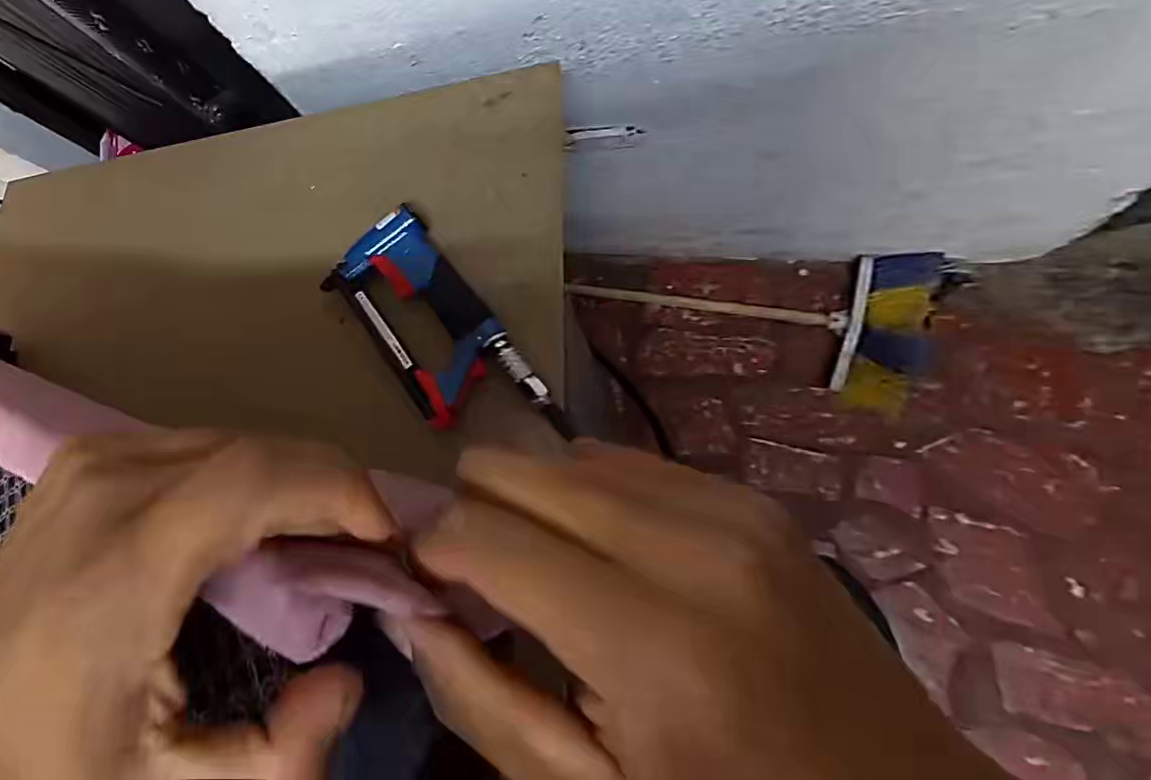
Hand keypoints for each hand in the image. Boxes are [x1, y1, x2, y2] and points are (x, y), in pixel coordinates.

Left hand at [0, 430, 396, 779]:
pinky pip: (189, 445)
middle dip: (325, 485)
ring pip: (225, 440)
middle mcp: (108, 482)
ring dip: (285, 478)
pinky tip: (249, 522)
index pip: (253, 477)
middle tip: (362, 546)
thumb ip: (277, 757)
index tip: (383, 537)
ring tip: (316, 538)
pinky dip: (240, 473)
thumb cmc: (46, 758)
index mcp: (125, 560)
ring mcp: (92, 456)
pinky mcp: (86, 453)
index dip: (335, 489)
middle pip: (250, 449)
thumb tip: (348, 678)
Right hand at [388, 442, 1002, 779]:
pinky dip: (577, 498)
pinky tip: (607, 559)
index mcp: (651, 640)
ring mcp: (724, 507)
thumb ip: (477, 698)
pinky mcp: (742, 495)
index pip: (475, 530)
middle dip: (470, 515)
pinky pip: (606, 458)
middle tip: (486, 584)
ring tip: (550, 575)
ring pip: (547, 453)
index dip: (428, 549)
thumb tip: (407, 606)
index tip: (427, 586)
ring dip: (524, 506)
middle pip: (502, 467)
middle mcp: (687, 544)